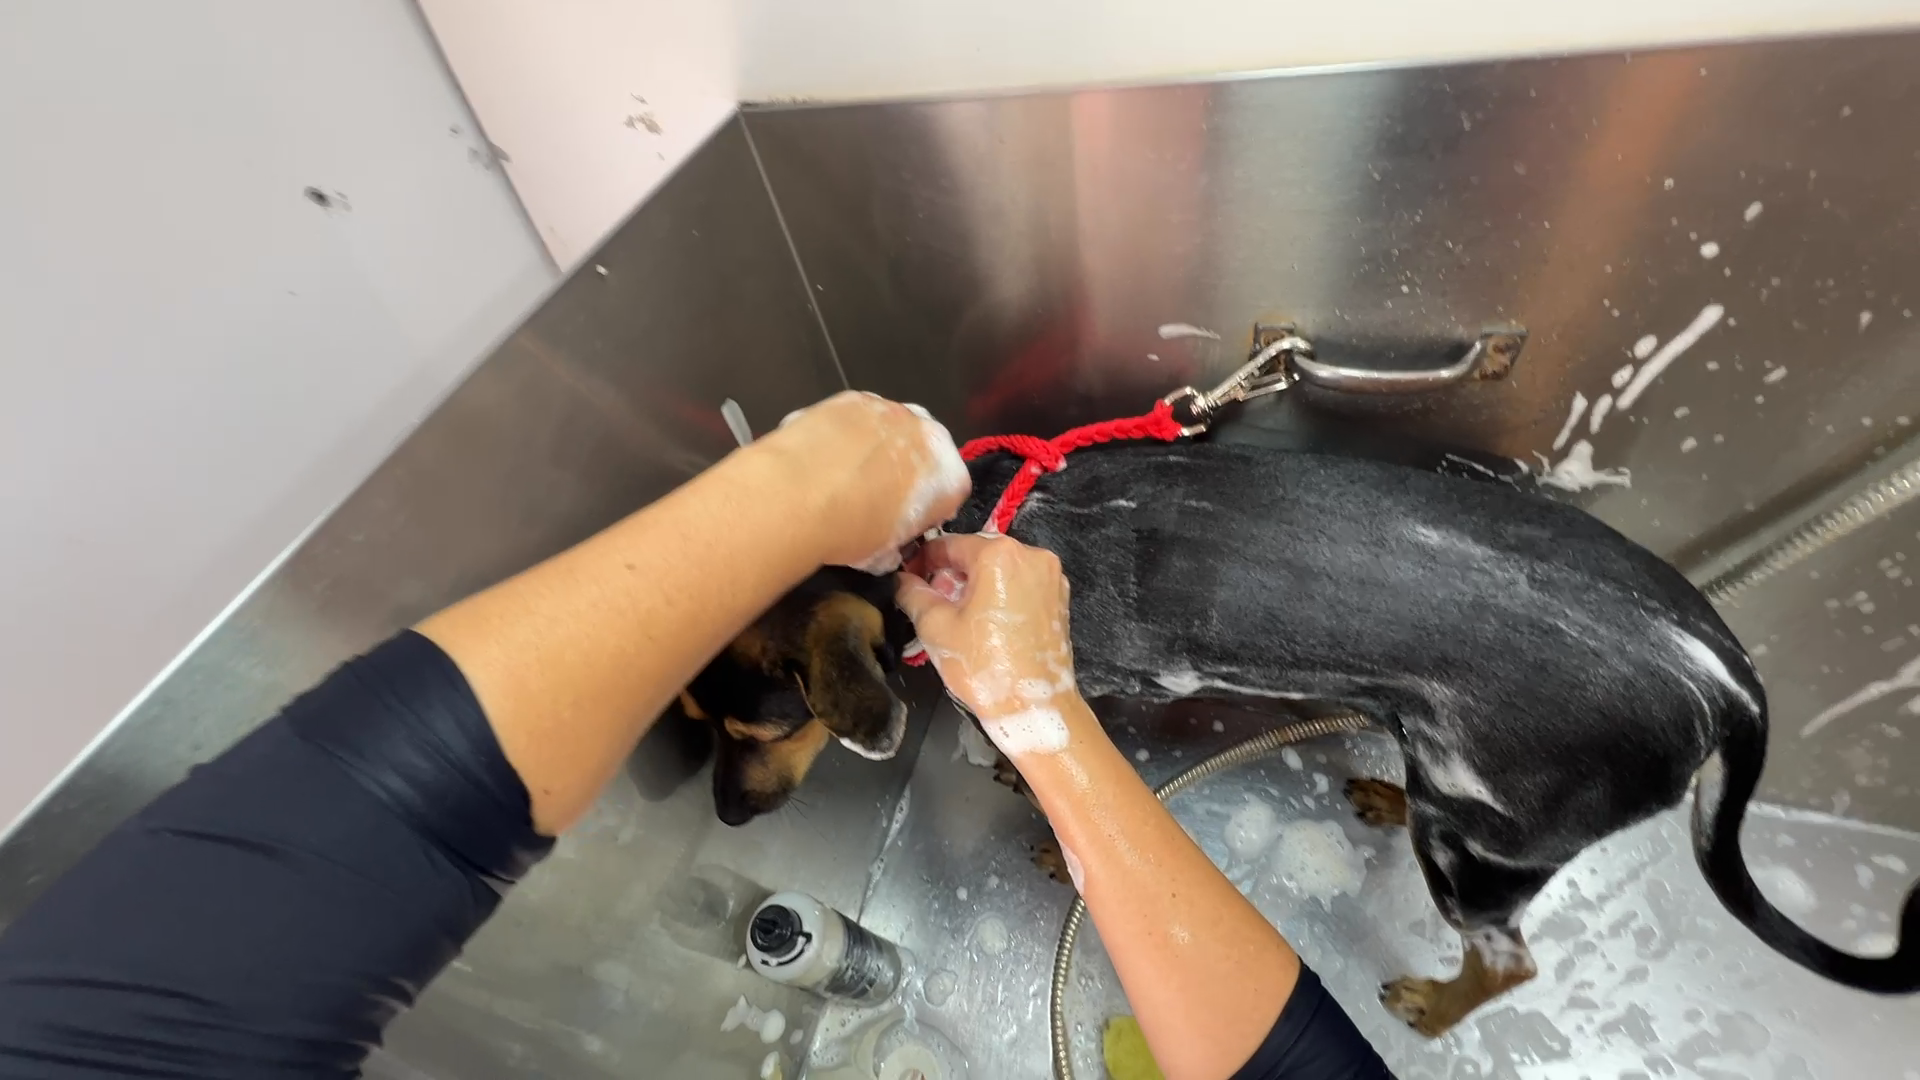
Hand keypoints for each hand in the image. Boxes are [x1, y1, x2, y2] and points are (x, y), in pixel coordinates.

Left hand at [758, 391, 970, 572]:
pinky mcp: (854, 397)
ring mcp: (891, 409)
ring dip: (877, 448)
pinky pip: (858, 418)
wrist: (796, 495)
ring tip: (844, 475)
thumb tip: (886, 547)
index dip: (928, 509)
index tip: (906, 520)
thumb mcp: (883, 553)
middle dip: (906, 470)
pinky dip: (846, 433)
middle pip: (925, 453)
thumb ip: (896, 543)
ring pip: (892, 431)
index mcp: (950, 478)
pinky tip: (824, 455)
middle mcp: (930, 435)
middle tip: (875, 496)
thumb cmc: (850, 530)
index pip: (950, 493)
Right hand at [895, 534, 1081, 757]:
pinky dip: (1001, 592)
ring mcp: (1051, 575)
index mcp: (999, 554)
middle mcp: (1031, 554)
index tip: (909, 577)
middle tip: (932, 600)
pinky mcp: (1060, 596)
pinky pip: (1021, 582)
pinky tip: (987, 619)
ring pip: (1001, 567)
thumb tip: (901, 579)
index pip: (950, 544)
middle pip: (978, 553)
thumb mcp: (936, 627)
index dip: (924, 560)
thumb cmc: (983, 665)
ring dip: (977, 582)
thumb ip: (913, 594)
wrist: (1034, 705)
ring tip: (959, 612)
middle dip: (952, 572)